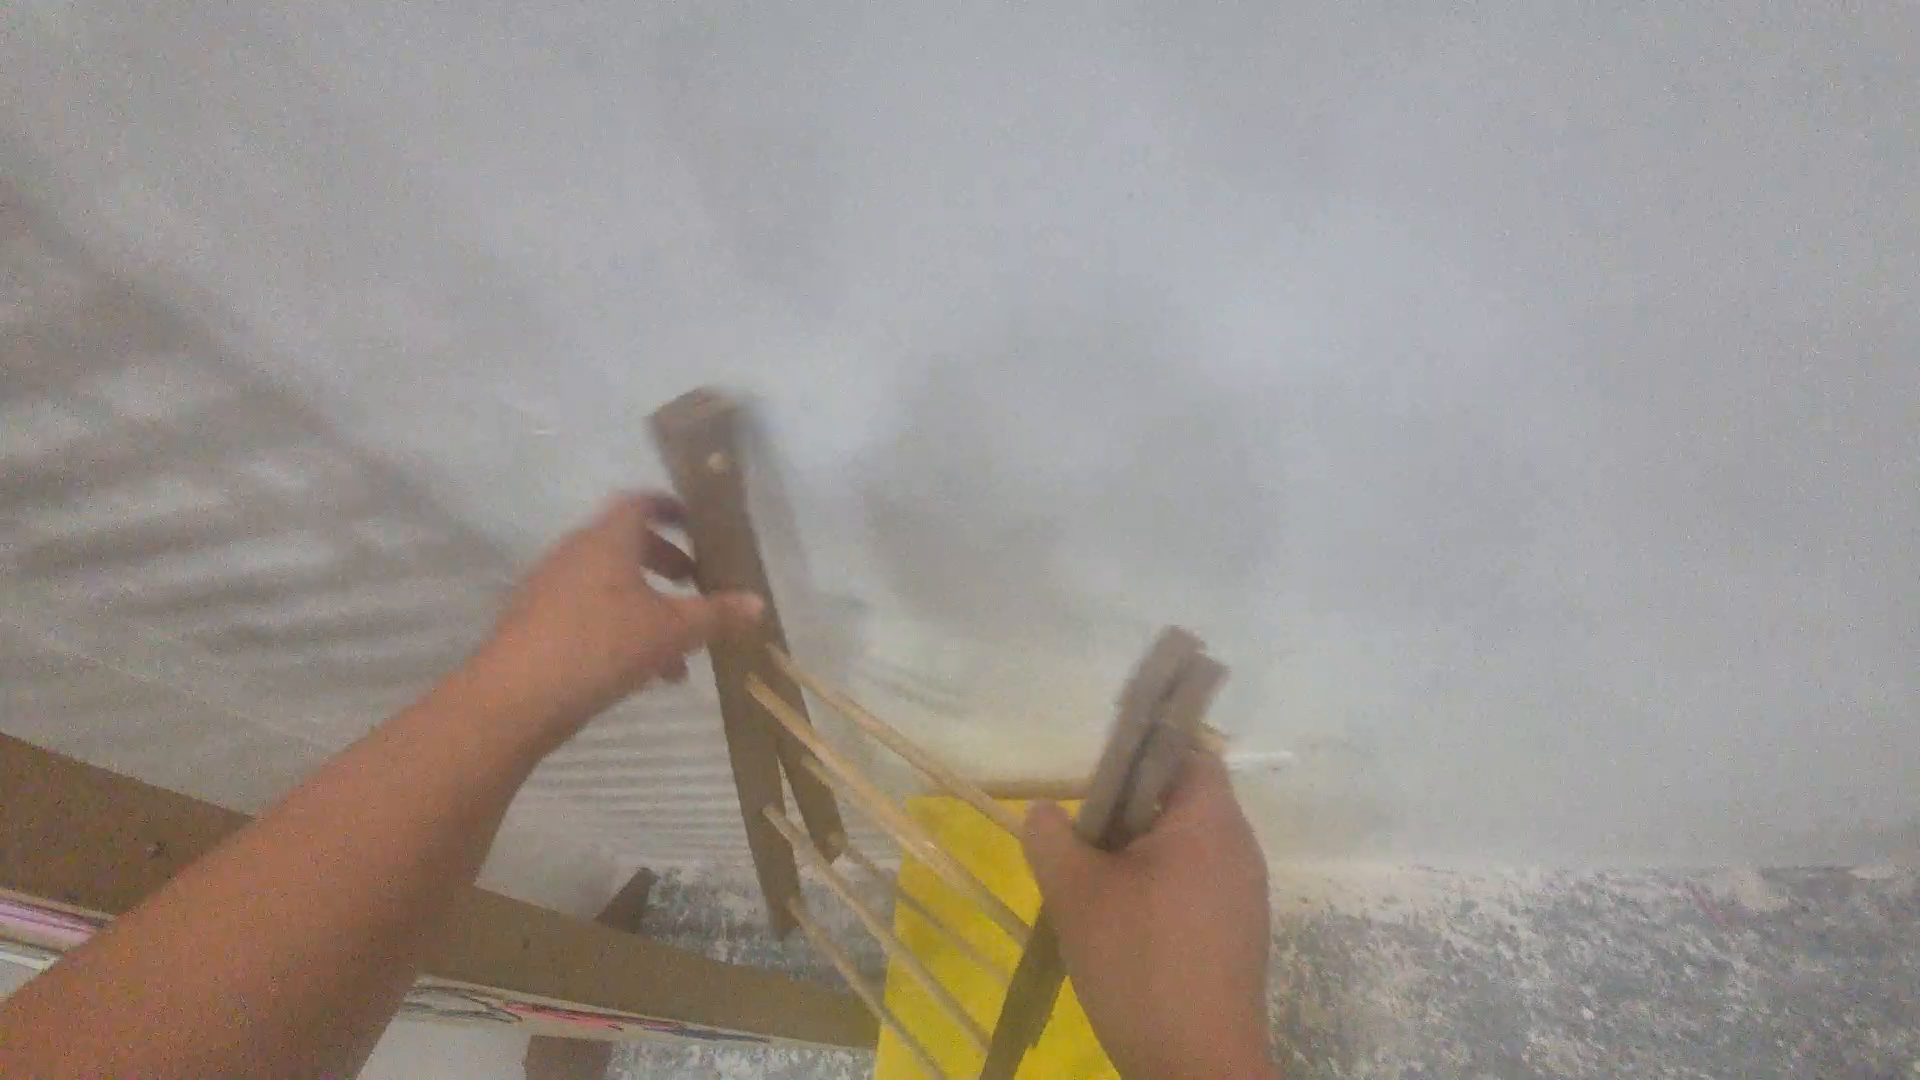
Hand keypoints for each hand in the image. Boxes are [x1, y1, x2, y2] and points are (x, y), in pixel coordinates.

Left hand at [464, 492, 763, 740]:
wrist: (512, 700)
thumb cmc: (600, 646)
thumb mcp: (672, 631)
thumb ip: (717, 615)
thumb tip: (758, 603)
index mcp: (607, 541)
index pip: (640, 503)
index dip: (671, 508)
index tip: (697, 524)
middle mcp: (576, 555)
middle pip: (628, 545)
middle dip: (667, 564)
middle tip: (696, 583)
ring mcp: (552, 590)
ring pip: (613, 585)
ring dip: (650, 605)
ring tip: (681, 645)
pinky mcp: (539, 625)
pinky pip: (592, 613)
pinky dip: (624, 628)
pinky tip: (648, 673)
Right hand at [1023, 752, 1277, 1079]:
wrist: (1198, 1071)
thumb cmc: (1139, 963)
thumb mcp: (1075, 891)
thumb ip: (1051, 836)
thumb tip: (1046, 812)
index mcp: (1210, 823)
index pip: (1188, 752)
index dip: (1143, 752)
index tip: (1099, 777)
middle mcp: (1238, 848)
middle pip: (1183, 797)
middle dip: (1130, 807)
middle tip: (1086, 830)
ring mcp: (1244, 894)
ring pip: (1186, 843)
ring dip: (1141, 848)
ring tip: (1097, 876)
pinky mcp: (1239, 932)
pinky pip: (1197, 881)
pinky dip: (1160, 882)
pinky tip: (1124, 918)